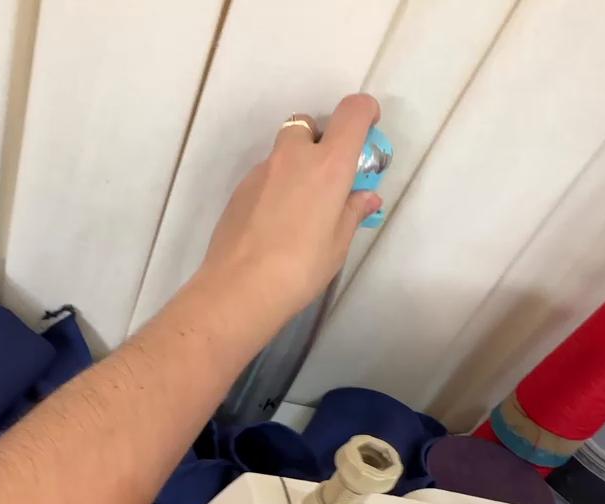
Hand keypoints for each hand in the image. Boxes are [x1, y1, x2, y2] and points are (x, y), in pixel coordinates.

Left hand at [193, 93, 383, 336]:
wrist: (237, 290)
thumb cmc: (298, 269)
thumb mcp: (336, 245)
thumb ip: (352, 213)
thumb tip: (366, 197)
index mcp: (327, 164)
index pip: (351, 113)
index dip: (364, 112)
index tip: (368, 129)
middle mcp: (292, 158)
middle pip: (306, 125)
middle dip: (318, 140)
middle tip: (324, 177)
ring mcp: (259, 174)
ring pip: (280, 154)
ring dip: (292, 168)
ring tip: (296, 211)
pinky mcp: (237, 193)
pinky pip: (261, 180)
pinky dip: (272, 190)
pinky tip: (271, 226)